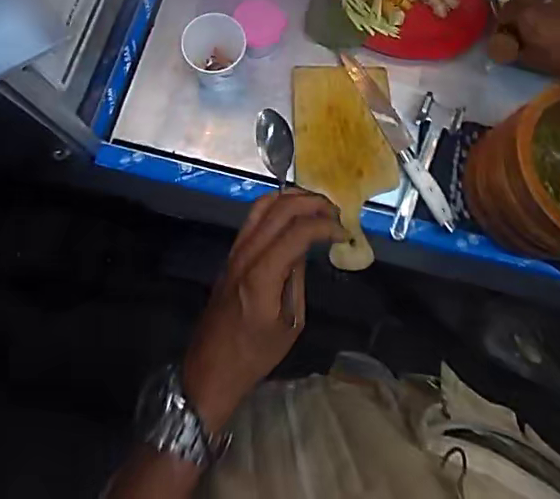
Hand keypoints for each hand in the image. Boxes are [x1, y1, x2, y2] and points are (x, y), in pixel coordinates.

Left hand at [180, 191, 343, 433]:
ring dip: (291, 199)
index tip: (345, 231)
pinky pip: (254, 217)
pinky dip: (276, 207)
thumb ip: (297, 279)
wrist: (214, 361)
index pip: (296, 231)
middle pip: (278, 209)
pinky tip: (293, 214)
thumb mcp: (290, 323)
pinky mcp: (232, 251)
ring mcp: (235, 248)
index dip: (324, 225)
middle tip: (335, 210)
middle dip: (310, 203)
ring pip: (262, 206)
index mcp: (262, 274)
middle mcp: (246, 253)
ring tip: (317, 205)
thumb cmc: (256, 352)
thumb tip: (306, 248)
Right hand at [496, 0, 559, 77]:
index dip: (501, 21)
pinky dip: (551, 18)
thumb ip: (513, 46)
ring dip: (535, 13)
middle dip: (516, 12)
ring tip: (535, 28)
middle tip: (515, 26)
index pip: (504, 10)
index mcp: (523, 12)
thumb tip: (510, 44)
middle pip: (521, 2)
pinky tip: (553, 31)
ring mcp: (559, 8)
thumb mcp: (523, 56)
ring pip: (540, 5)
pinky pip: (556, 12)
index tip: (502, 32)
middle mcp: (540, 4)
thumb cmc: (549, 57)